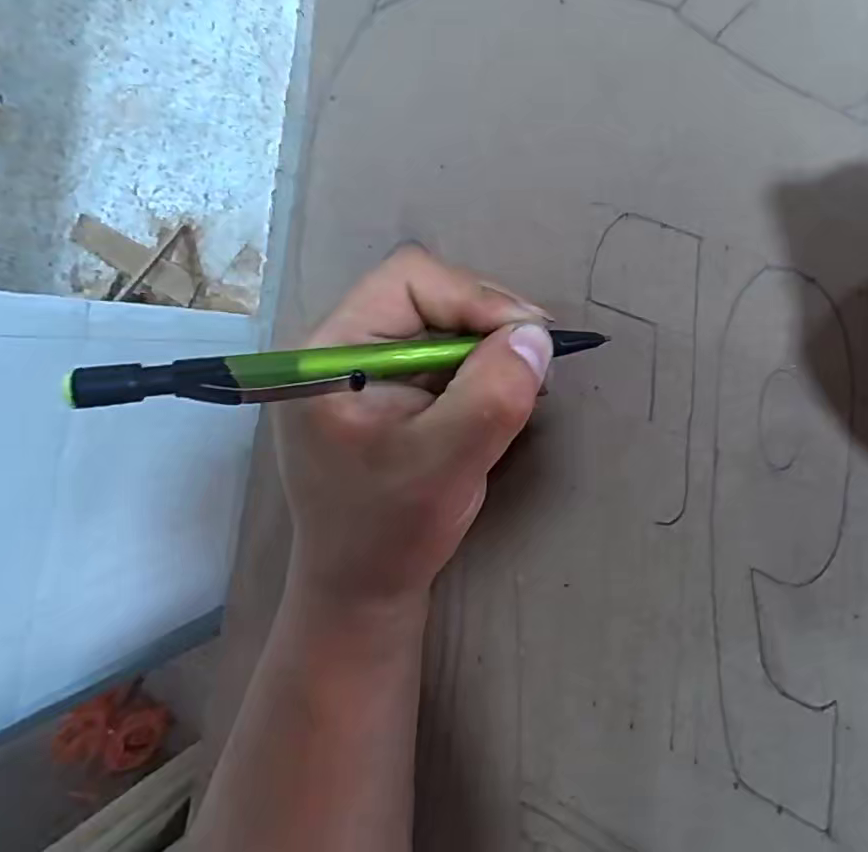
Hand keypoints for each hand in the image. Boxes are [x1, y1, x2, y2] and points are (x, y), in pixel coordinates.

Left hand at [275, 246, 553, 608]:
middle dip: (486, 319)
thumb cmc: (390, 531)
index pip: (409, 280)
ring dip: (485, 343)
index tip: (529, 338)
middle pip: (425, 293)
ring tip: (521, 378)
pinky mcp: (381, 386)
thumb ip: (492, 395)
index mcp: (331, 352)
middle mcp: (339, 346)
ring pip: (436, 319)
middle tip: (534, 358)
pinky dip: (474, 364)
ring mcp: (359, 365)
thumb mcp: (448, 464)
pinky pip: (436, 350)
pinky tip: (494, 392)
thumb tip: (536, 335)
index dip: (475, 297)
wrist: (359, 588)